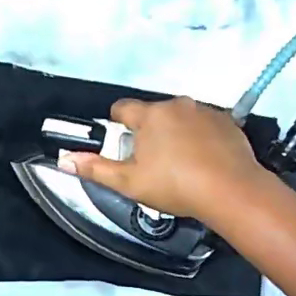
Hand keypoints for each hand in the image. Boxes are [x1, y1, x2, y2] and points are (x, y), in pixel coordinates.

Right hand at [57, 97, 269, 217]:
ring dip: (175, 134)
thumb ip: (95, 168)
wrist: (231, 190)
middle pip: (152, 114)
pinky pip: (205, 125)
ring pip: (180, 118)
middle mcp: (177, 105)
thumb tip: (65, 160)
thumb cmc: (176, 186)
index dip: (116, 124)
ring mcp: (205, 111)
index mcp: (150, 115)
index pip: (122, 108)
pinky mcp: (228, 122)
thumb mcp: (128, 182)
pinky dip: (200, 138)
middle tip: (150, 164)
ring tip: (179, 165)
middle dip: (148, 133)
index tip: (120, 142)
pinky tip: (202, 161)